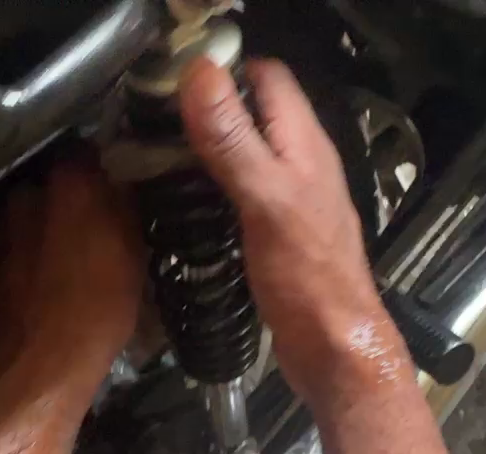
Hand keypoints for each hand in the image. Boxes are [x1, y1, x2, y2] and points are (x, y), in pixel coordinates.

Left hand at [0, 155, 143, 412]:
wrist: (40, 365)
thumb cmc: (100, 310)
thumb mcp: (135, 257)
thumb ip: (126, 207)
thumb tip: (124, 180)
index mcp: (71, 180)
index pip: (92, 152)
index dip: (107, 169)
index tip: (120, 188)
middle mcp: (29, 190)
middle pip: (57, 183)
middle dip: (75, 199)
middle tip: (97, 226)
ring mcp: (1, 224)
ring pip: (33, 213)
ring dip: (49, 226)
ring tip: (69, 257)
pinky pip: (15, 244)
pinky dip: (29, 253)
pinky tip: (44, 279)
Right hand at [178, 58, 410, 413]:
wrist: (333, 349)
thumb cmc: (308, 278)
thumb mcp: (267, 201)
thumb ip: (234, 141)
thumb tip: (198, 74)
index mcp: (304, 147)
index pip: (267, 78)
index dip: (223, 72)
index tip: (171, 87)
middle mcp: (300, 168)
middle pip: (252, 119)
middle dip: (206, 116)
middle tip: (153, 131)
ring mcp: (289, 206)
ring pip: (245, 161)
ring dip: (207, 159)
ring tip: (158, 167)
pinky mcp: (276, 241)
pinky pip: (242, 202)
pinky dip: (215, 199)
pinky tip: (187, 214)